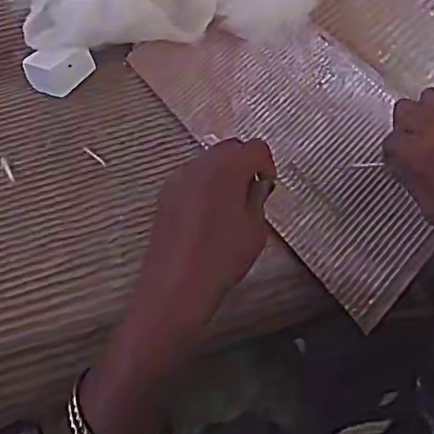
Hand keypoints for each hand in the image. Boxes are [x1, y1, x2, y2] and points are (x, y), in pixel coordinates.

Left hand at [130, 139, 274, 334]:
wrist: (175, 286)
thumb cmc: (221, 258)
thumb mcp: (254, 230)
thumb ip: (257, 198)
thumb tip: (256, 183)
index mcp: (226, 169)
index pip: (255, 147)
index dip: (266, 164)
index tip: (267, 186)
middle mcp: (200, 165)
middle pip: (230, 147)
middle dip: (245, 164)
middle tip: (251, 193)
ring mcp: (179, 177)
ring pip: (209, 160)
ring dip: (224, 173)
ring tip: (229, 207)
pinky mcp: (166, 192)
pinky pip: (193, 176)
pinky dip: (206, 184)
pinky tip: (207, 215)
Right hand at [383, 84, 433, 254]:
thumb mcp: (430, 210)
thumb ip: (412, 181)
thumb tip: (403, 165)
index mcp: (418, 153)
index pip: (391, 141)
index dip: (393, 154)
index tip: (401, 164)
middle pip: (404, 109)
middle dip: (405, 127)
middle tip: (416, 146)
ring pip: (430, 96)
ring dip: (429, 112)